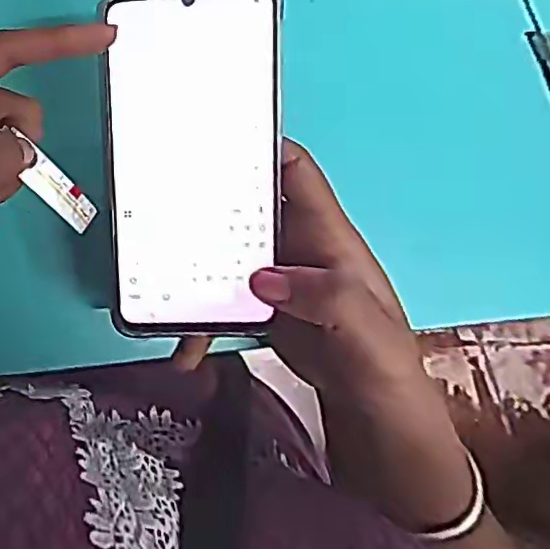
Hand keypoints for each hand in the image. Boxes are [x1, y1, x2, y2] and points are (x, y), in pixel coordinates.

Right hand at [171, 142, 427, 410]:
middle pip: (244, 207)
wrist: (372, 408)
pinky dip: (196, 318)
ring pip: (221, 252)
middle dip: (208, 203)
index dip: (263, 147)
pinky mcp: (255, 304)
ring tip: (165, 280)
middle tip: (170, 202)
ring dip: (192, 267)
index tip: (221, 139)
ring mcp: (273, 276)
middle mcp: (295, 247)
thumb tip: (265, 280)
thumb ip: (325, 298)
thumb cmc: (384, 362)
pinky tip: (187, 343)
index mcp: (328, 237)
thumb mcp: (367, 330)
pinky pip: (215, 298)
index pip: (296, 171)